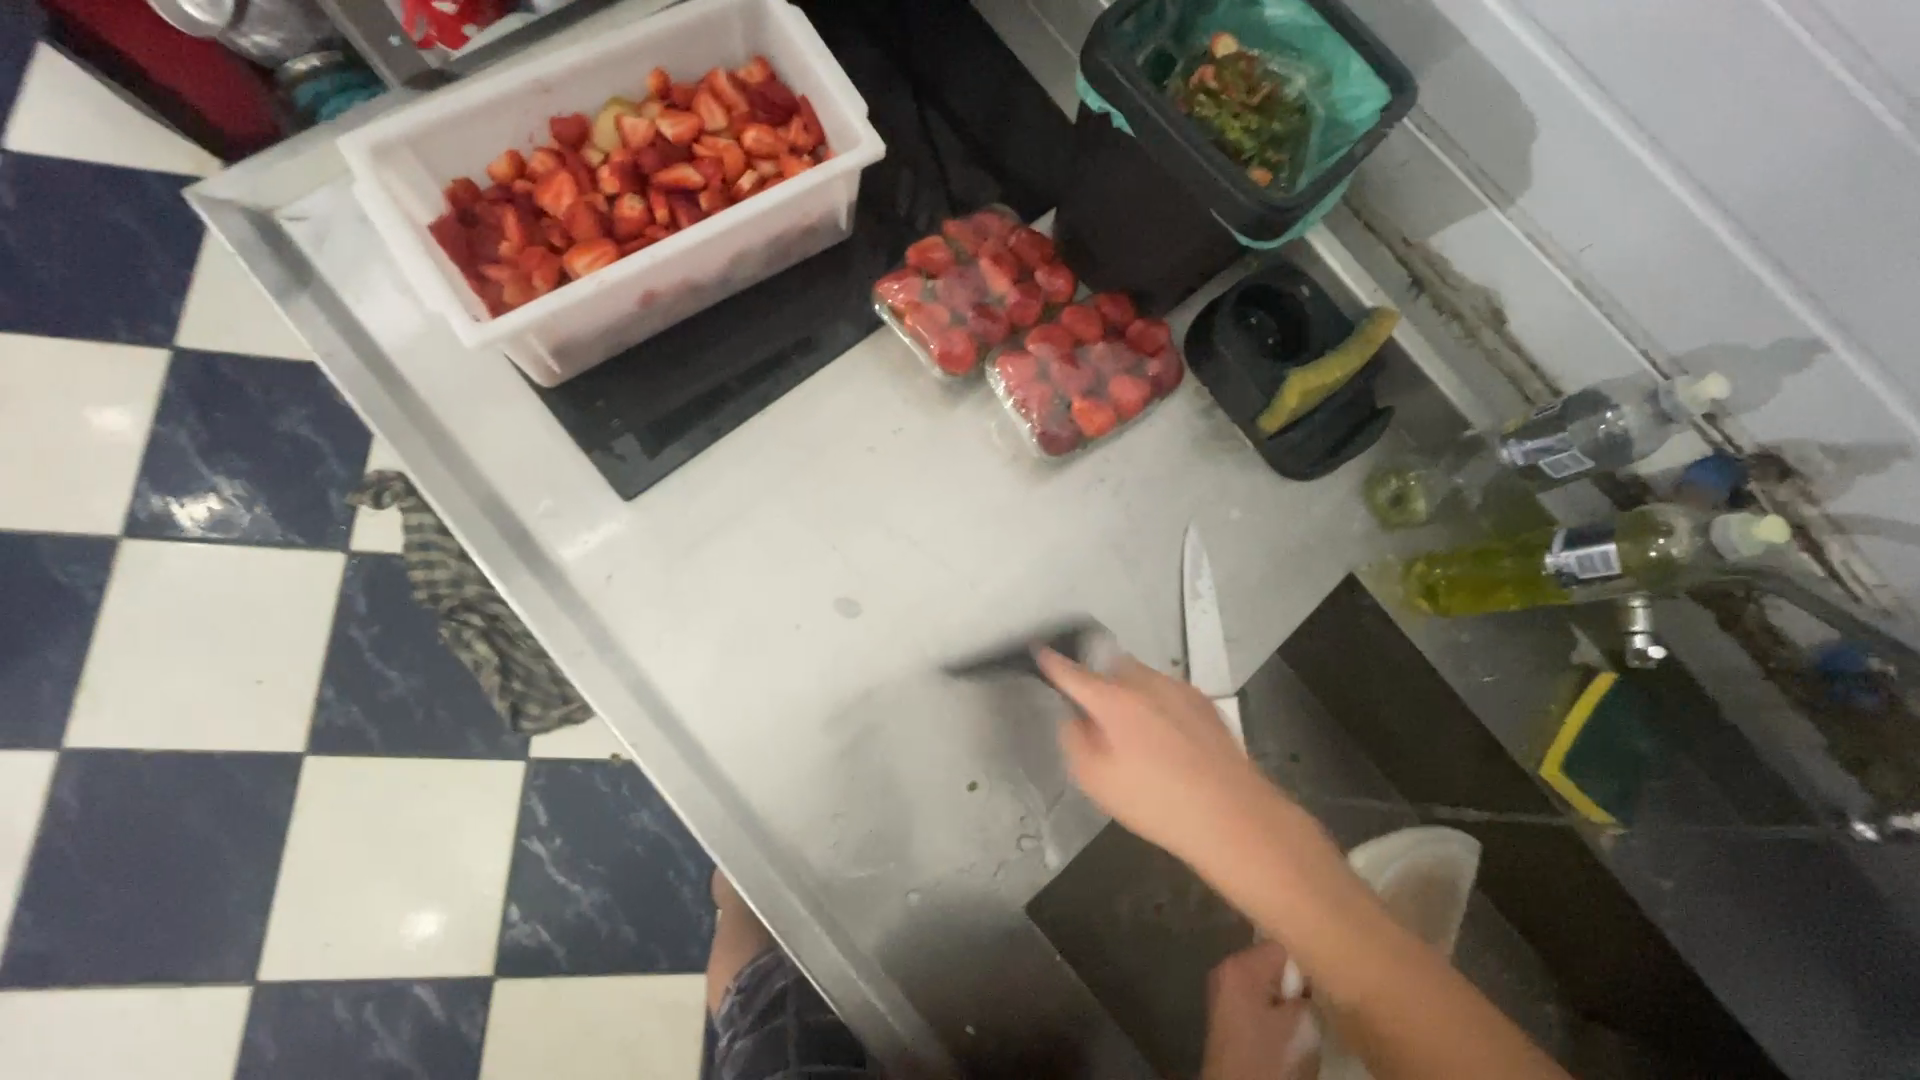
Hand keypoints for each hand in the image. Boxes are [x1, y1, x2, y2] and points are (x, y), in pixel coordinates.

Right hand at [1035, 647, 1273, 860]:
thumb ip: (1074, 740)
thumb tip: (1075, 717)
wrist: (1231, 814)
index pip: (1072, 673)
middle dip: (1099, 682)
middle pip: (1111, 668)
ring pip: (1143, 679)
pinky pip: (1169, 693)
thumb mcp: (1094, 780)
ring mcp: (1179, 689)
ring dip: (1131, 693)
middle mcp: (1145, 683)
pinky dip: (1158, 705)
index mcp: (1113, 700)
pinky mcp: (1205, 703)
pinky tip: (1167, 740)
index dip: (1052, 661)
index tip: (1039, 650)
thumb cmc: (1154, 801)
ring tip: (1136, 734)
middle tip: (1097, 716)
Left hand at [1202, 941, 1319, 1079]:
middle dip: (1293, 982)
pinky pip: (1255, 999)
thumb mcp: (1301, 1022)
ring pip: (1264, 983)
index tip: (1321, 983)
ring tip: (1299, 1018)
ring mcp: (1222, 992)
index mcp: (1240, 966)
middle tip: (1313, 1003)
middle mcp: (1226, 970)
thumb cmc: (1270, 1056)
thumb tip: (1309, 983)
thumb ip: (1308, 993)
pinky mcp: (1225, 1014)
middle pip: (1270, 963)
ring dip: (1284, 998)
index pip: (1280, 947)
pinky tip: (1283, 1030)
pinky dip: (1271, 1010)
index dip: (1305, 963)